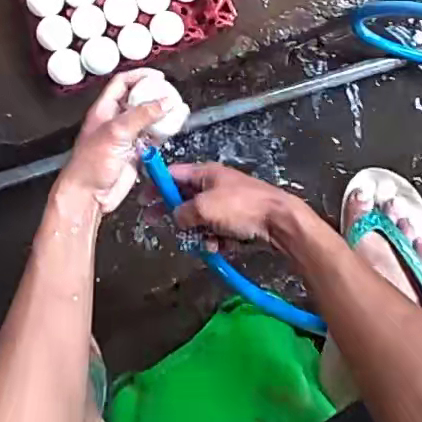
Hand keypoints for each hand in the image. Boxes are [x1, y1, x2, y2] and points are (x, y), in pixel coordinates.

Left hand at [56, 69, 168, 214]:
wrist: (88, 196)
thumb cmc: (89, 165)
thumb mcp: (116, 132)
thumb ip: (141, 115)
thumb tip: (163, 101)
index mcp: (104, 110)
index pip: (122, 83)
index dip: (139, 76)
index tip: (157, 77)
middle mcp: (115, 121)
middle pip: (137, 100)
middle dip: (154, 95)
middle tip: (170, 94)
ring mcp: (125, 137)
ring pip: (147, 119)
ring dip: (161, 114)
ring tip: (176, 110)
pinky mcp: (134, 153)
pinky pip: (151, 138)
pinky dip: (163, 133)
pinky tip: (172, 129)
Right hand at [167, 162, 308, 247]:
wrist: (279, 221)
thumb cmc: (239, 207)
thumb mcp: (204, 207)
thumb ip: (182, 212)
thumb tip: (176, 218)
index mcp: (205, 173)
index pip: (173, 174)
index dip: (156, 185)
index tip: (142, 200)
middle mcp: (214, 185)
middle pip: (184, 198)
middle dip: (173, 213)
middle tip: (156, 223)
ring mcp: (226, 204)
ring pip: (199, 219)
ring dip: (197, 232)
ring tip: (203, 241)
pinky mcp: (236, 222)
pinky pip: (215, 232)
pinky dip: (214, 240)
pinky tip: (219, 247)